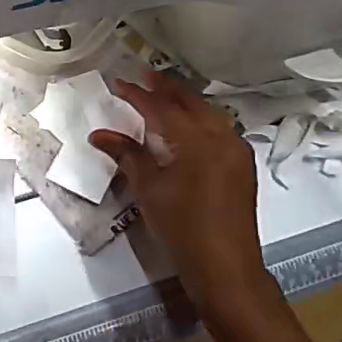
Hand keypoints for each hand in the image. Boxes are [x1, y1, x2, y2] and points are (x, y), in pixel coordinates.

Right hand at [89, 70, 264, 283]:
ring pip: (209, 115)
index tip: (118, 83)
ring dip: (184, 103)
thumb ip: (127, 155)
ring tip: (162, 96)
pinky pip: (219, 130)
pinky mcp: (241, 167)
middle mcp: (223, 138)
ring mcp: (237, 152)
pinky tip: (186, 126)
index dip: (138, 95)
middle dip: (167, 89)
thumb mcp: (149, 189)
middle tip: (144, 76)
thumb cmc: (182, 227)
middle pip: (192, 104)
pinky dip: (198, 121)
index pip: (163, 109)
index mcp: (198, 141)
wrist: (224, 265)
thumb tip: (100, 134)